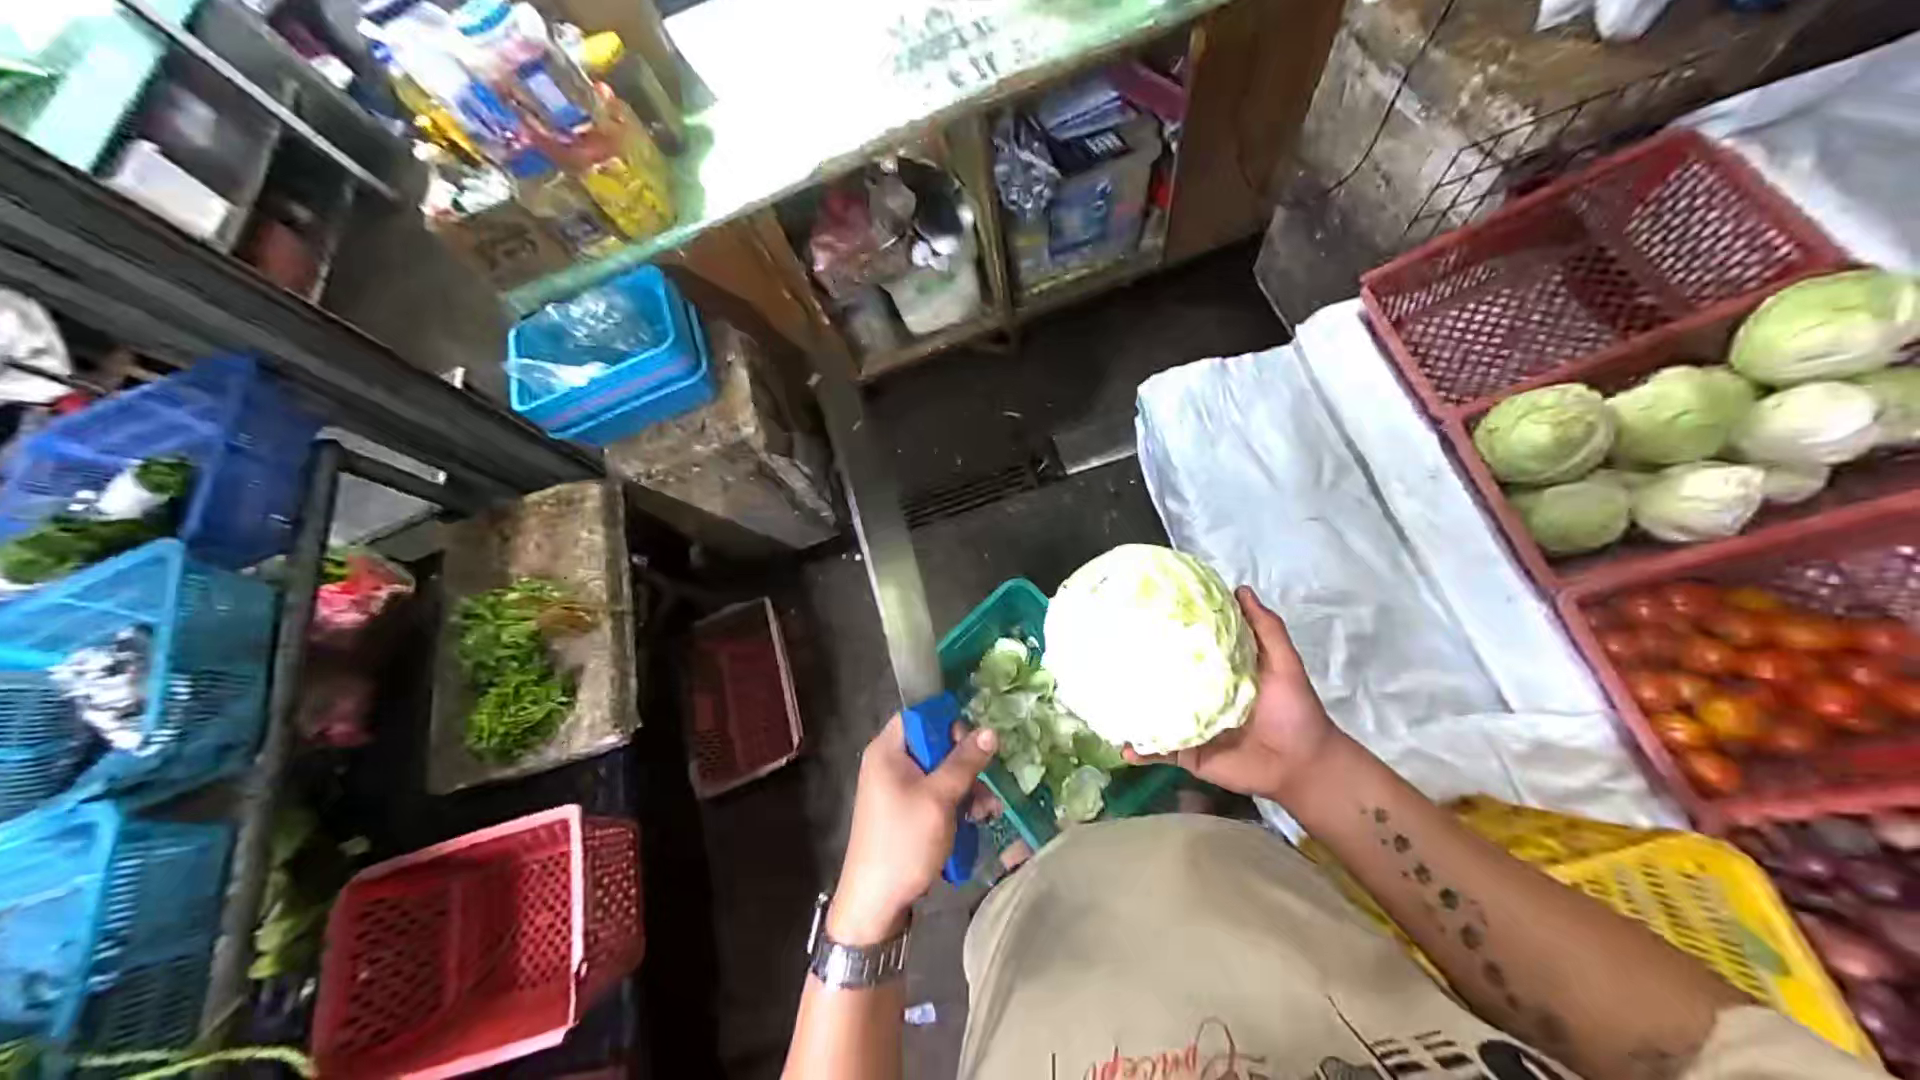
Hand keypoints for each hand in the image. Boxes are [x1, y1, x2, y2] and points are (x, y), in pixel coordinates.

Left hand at [828, 714, 996, 943]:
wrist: (876, 904)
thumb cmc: (903, 842)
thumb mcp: (939, 799)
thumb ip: (964, 762)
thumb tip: (989, 731)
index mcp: (888, 751)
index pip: (919, 716)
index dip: (947, 723)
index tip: (972, 743)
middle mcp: (890, 764)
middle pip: (934, 745)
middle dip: (965, 762)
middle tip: (986, 780)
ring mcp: (898, 790)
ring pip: (941, 772)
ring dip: (967, 787)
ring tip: (988, 810)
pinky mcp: (907, 813)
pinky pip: (937, 795)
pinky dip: (956, 804)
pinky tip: (977, 821)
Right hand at [1124, 586, 1340, 801]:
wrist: (1302, 764)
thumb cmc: (1294, 711)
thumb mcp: (1283, 663)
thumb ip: (1265, 629)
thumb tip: (1240, 589)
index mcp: (1217, 672)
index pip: (1185, 647)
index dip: (1164, 633)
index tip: (1137, 615)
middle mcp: (1197, 695)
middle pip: (1160, 680)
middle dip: (1135, 671)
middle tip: (1107, 654)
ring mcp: (1188, 725)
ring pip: (1152, 714)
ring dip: (1130, 709)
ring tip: (1103, 700)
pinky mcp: (1187, 754)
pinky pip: (1158, 751)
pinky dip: (1140, 750)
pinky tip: (1125, 746)